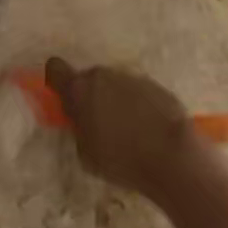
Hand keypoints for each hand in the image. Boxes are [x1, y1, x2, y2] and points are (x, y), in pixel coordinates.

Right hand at [45, 57, 199, 196]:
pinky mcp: (155, 85)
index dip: (57, 81)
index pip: (55, 69)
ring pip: (114, 86)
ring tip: (129, 133)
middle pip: (89, 80)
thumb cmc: (121, 159)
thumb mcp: (86, 154)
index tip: (65, 99)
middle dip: (91, 98)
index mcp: (80, 89)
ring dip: (116, 102)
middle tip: (100, 127)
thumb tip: (83, 118)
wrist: (171, 155)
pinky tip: (148, 132)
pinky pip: (137, 93)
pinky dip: (138, 106)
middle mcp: (103, 75)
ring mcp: (131, 77)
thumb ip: (79, 129)